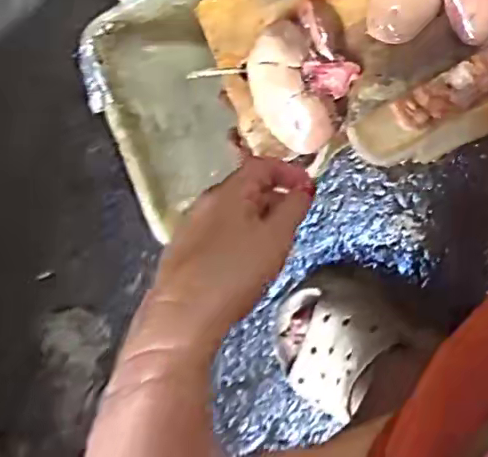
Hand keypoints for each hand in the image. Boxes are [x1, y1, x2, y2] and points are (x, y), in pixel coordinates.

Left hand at [146, 156, 314, 349]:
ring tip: (274, 245)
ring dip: (258, 219)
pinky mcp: (180, 254)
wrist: (178, 323)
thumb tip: (304, 187)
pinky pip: (218, 233)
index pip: (264, 165)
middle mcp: (206, 202)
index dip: (290, 172)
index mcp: (229, 191)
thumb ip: (295, 206)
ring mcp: (190, 228)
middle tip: (295, 220)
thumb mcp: (277, 237)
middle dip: (276, 198)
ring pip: (233, 212)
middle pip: (247, 187)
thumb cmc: (234, 273)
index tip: (309, 188)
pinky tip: (245, 264)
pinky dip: (239, 236)